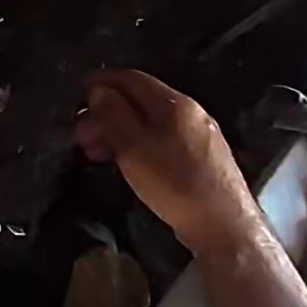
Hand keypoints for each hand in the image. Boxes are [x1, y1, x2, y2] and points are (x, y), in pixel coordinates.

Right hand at [75, 69, 260, 254]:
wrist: (226, 227)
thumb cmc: (175, 183)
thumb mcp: (134, 147)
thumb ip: (113, 114)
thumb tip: (99, 91)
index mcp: (174, 103)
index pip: (132, 78)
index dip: (103, 80)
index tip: (81, 88)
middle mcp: (190, 111)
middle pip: (140, 100)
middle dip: (107, 113)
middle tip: (83, 133)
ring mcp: (200, 134)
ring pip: (150, 121)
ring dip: (119, 131)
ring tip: (98, 152)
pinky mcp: (204, 157)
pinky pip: (162, 137)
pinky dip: (138, 142)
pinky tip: (127, 161)